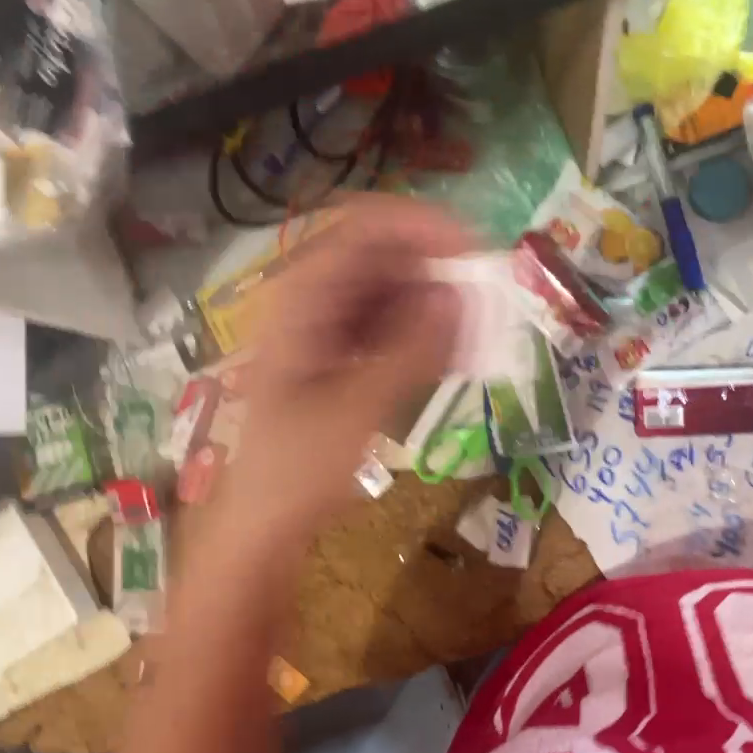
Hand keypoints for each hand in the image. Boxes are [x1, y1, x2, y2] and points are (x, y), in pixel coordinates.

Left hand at [221, 196, 467, 536]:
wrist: (263, 525)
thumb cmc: (295, 469)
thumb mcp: (356, 407)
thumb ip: (412, 349)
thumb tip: (463, 296)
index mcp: (301, 297)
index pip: (364, 227)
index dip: (422, 227)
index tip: (475, 254)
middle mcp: (315, 300)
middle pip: (387, 256)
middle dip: (441, 273)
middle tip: (489, 308)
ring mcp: (330, 327)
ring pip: (398, 292)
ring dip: (441, 308)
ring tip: (480, 342)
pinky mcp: (346, 355)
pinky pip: (395, 327)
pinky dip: (428, 336)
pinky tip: (459, 360)